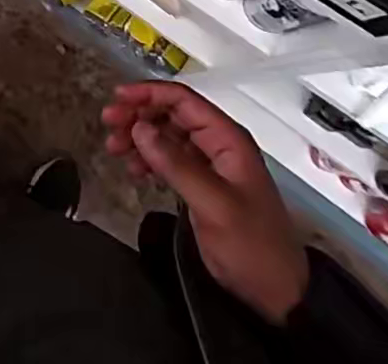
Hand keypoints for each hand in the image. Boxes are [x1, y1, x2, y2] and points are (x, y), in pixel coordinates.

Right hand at [102, 83, 307, 324]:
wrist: (277, 294)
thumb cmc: (253, 247)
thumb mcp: (214, 204)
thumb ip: (176, 164)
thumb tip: (141, 128)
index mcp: (227, 139)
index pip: (183, 100)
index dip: (149, 93)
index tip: (119, 97)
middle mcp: (218, 144)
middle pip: (172, 114)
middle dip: (139, 114)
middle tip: (109, 123)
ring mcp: (210, 164)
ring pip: (167, 135)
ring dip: (140, 137)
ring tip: (114, 147)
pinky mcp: (202, 184)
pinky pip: (169, 159)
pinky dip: (148, 158)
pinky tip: (134, 167)